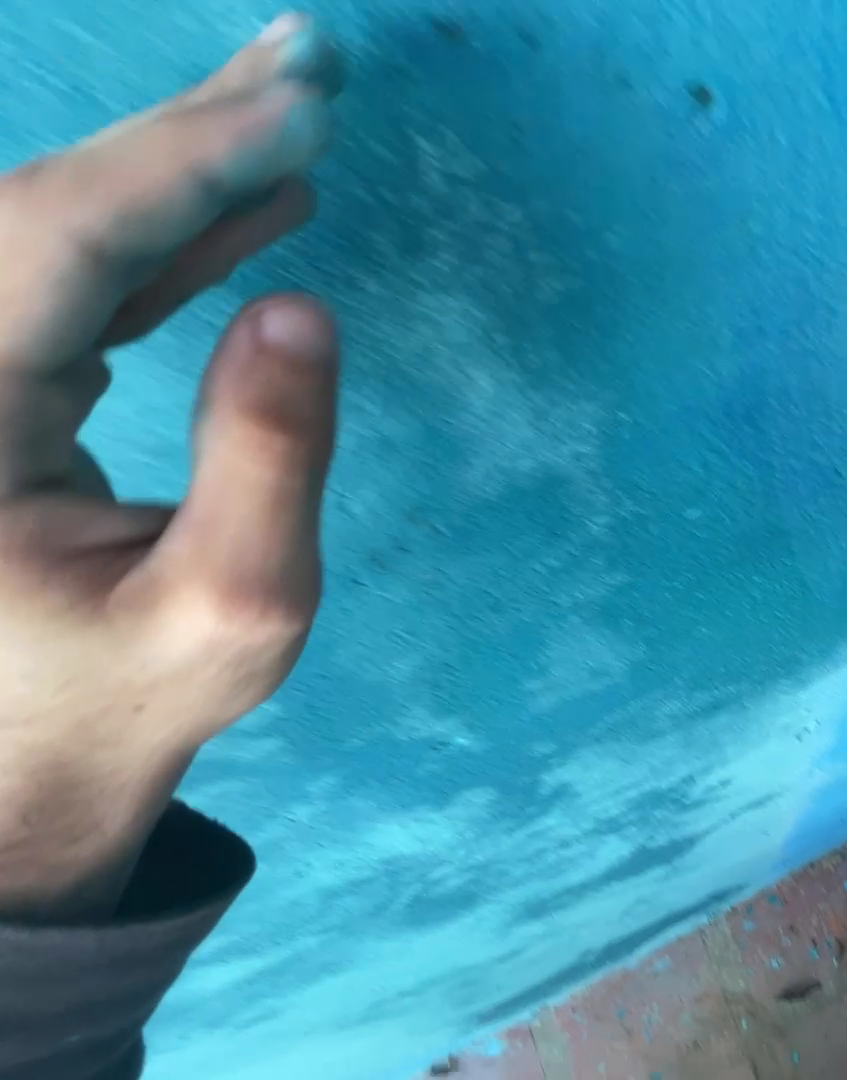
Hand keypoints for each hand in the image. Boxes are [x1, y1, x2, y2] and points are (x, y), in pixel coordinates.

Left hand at [0, 14, 342, 919]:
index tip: (306, 104)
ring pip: (60, 228)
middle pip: (45, 204)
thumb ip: (269, 455)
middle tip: (307, 58)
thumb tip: (303, 311)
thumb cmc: (132, 696)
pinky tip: (255, 205)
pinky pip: (86, 279)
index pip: (66, 240)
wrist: (12, 766)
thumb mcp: (241, 601)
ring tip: (295, 111)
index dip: (195, 162)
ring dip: (188, 167)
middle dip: (190, 128)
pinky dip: (177, 233)